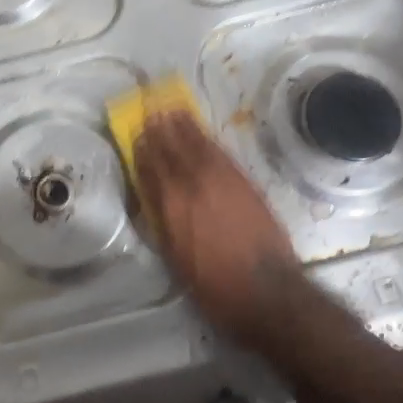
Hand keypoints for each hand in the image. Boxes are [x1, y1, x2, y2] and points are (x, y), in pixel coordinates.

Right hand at [134, 111, 303, 345]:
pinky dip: (207, 139)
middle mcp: (194, 186)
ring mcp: (222, 181)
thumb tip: (150, 199)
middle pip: (173, 150)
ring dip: (183, 126)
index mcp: (172, 207)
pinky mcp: (245, 182)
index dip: (142, 151)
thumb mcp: (176, 261)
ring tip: (171, 109)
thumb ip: (162, 224)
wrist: (268, 292)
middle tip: (150, 110)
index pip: (151, 169)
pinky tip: (201, 133)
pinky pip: (220, 153)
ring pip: (198, 145)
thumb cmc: (215, 287)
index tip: (135, 135)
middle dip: (160, 130)